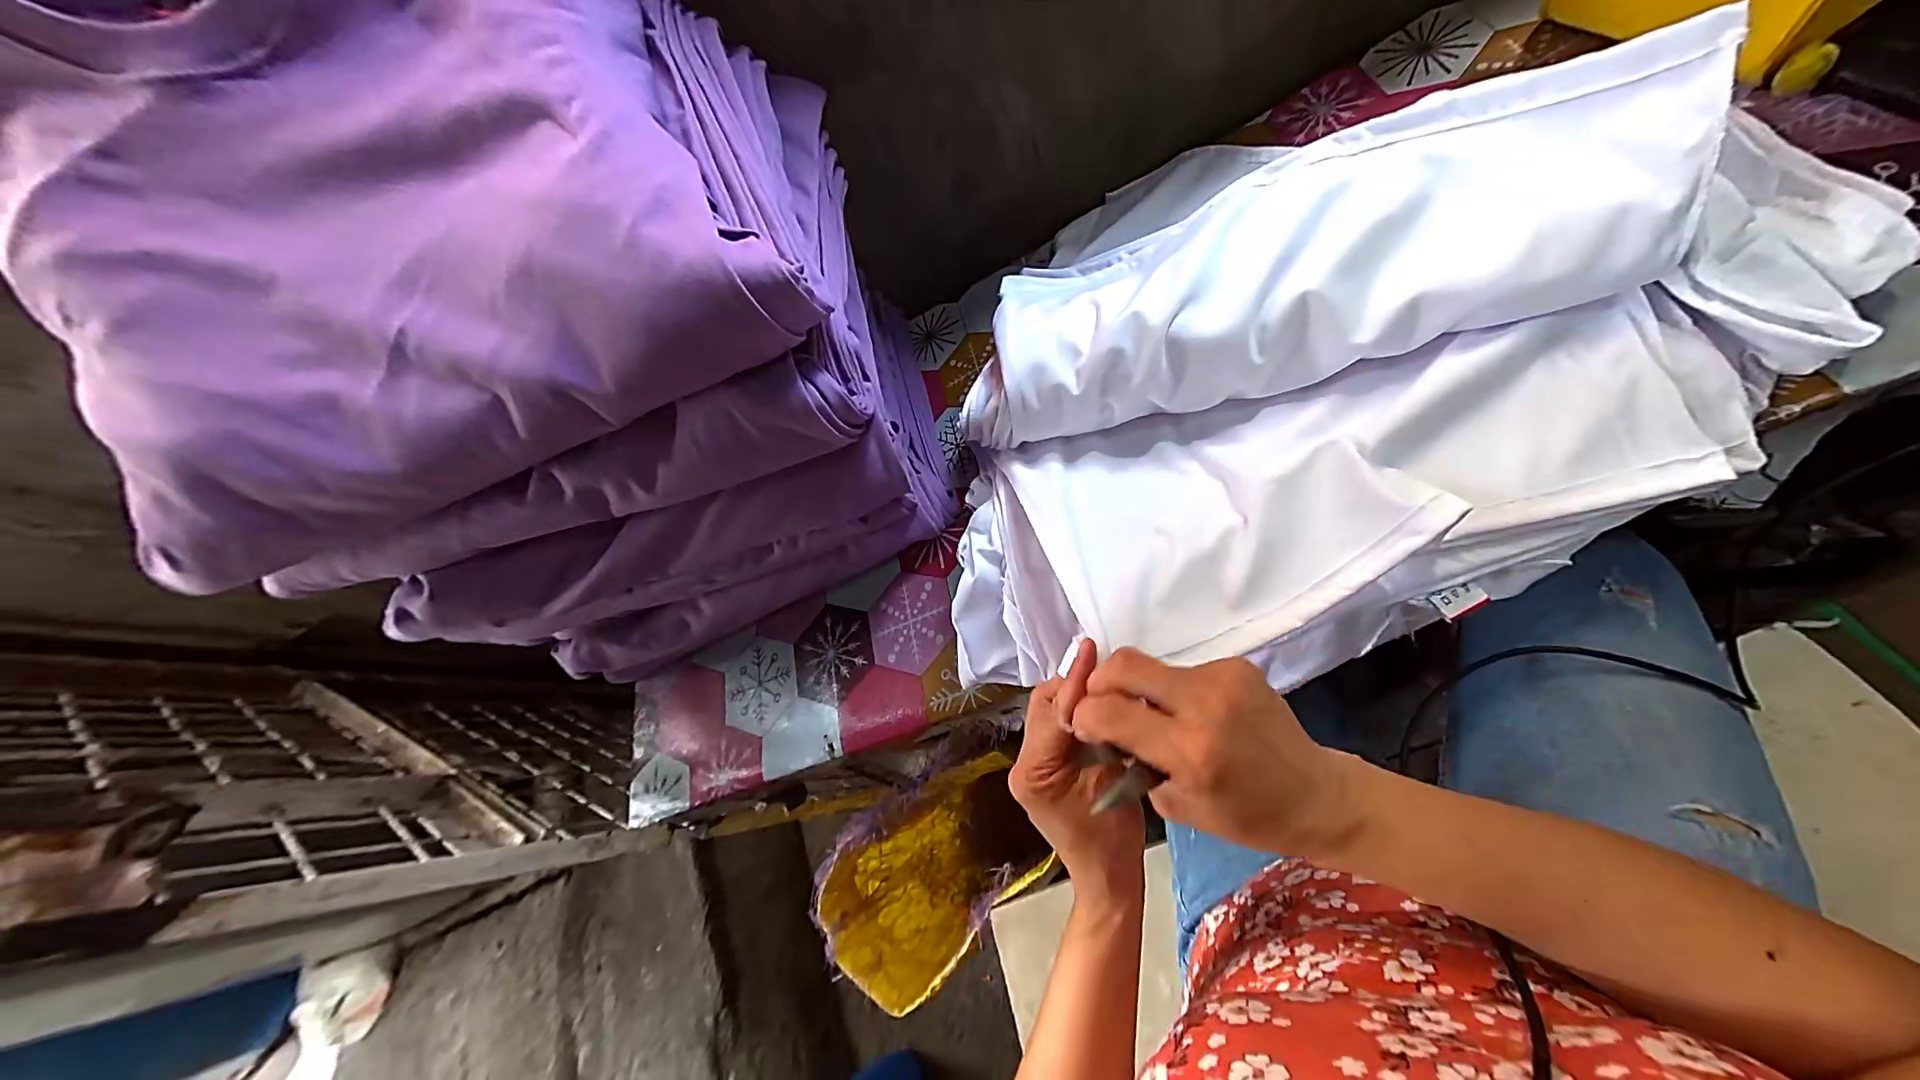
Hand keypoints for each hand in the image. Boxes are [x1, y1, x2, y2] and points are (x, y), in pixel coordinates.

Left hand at [1009, 639, 1145, 904]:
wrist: (1106, 880)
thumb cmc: (1113, 841)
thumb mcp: (1115, 783)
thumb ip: (1105, 737)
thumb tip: (1108, 692)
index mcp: (1034, 771)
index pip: (1052, 712)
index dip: (1076, 683)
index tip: (1092, 649)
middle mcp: (1023, 763)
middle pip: (1043, 704)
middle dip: (1072, 685)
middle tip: (1106, 674)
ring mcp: (1030, 764)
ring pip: (1047, 709)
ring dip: (1073, 695)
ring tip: (1104, 687)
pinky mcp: (1042, 764)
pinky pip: (1055, 724)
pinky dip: (1075, 710)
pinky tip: (1099, 706)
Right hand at [1070, 649, 1363, 856]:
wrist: (1317, 795)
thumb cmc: (1248, 816)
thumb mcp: (1181, 807)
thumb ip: (1136, 764)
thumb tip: (1106, 729)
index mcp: (1190, 750)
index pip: (1110, 712)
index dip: (1084, 714)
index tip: (1082, 725)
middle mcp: (1205, 703)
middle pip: (1125, 664)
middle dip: (1100, 682)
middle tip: (1102, 704)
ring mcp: (1224, 677)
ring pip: (1152, 666)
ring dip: (1141, 688)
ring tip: (1155, 716)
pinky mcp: (1237, 666)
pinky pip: (1183, 669)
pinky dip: (1173, 689)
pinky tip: (1191, 712)